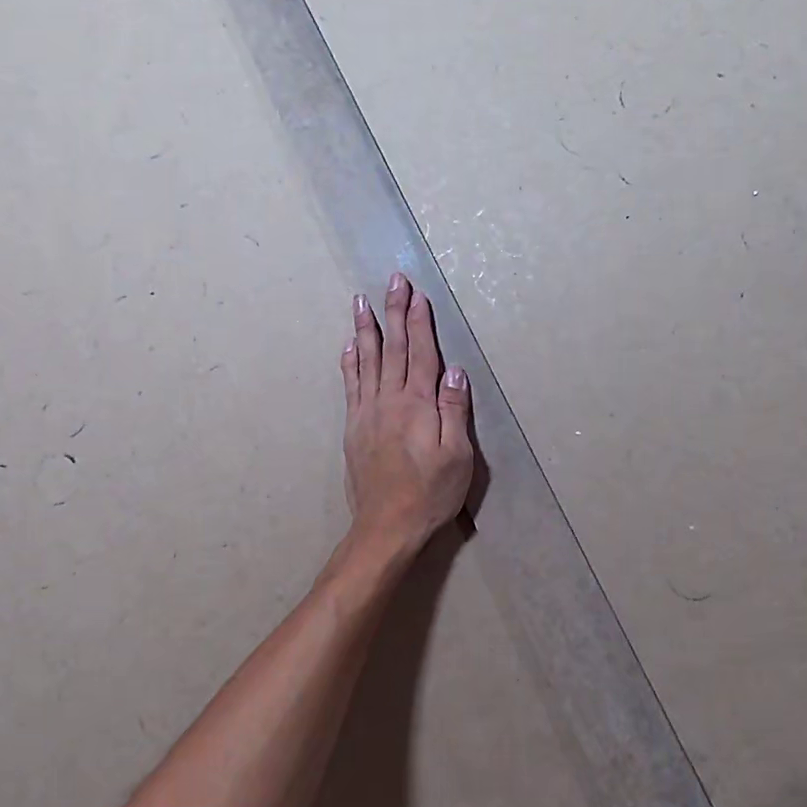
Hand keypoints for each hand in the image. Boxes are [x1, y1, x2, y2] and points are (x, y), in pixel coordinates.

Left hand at [340, 272, 473, 553]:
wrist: (386, 526)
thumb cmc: (430, 494)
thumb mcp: (458, 456)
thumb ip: (455, 412)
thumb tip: (455, 372)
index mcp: (418, 405)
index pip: (420, 353)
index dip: (419, 321)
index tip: (417, 293)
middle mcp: (389, 401)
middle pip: (392, 348)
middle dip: (394, 312)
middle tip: (393, 280)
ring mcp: (367, 413)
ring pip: (366, 360)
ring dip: (366, 328)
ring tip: (362, 301)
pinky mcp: (354, 427)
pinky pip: (351, 385)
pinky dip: (350, 362)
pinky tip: (349, 346)